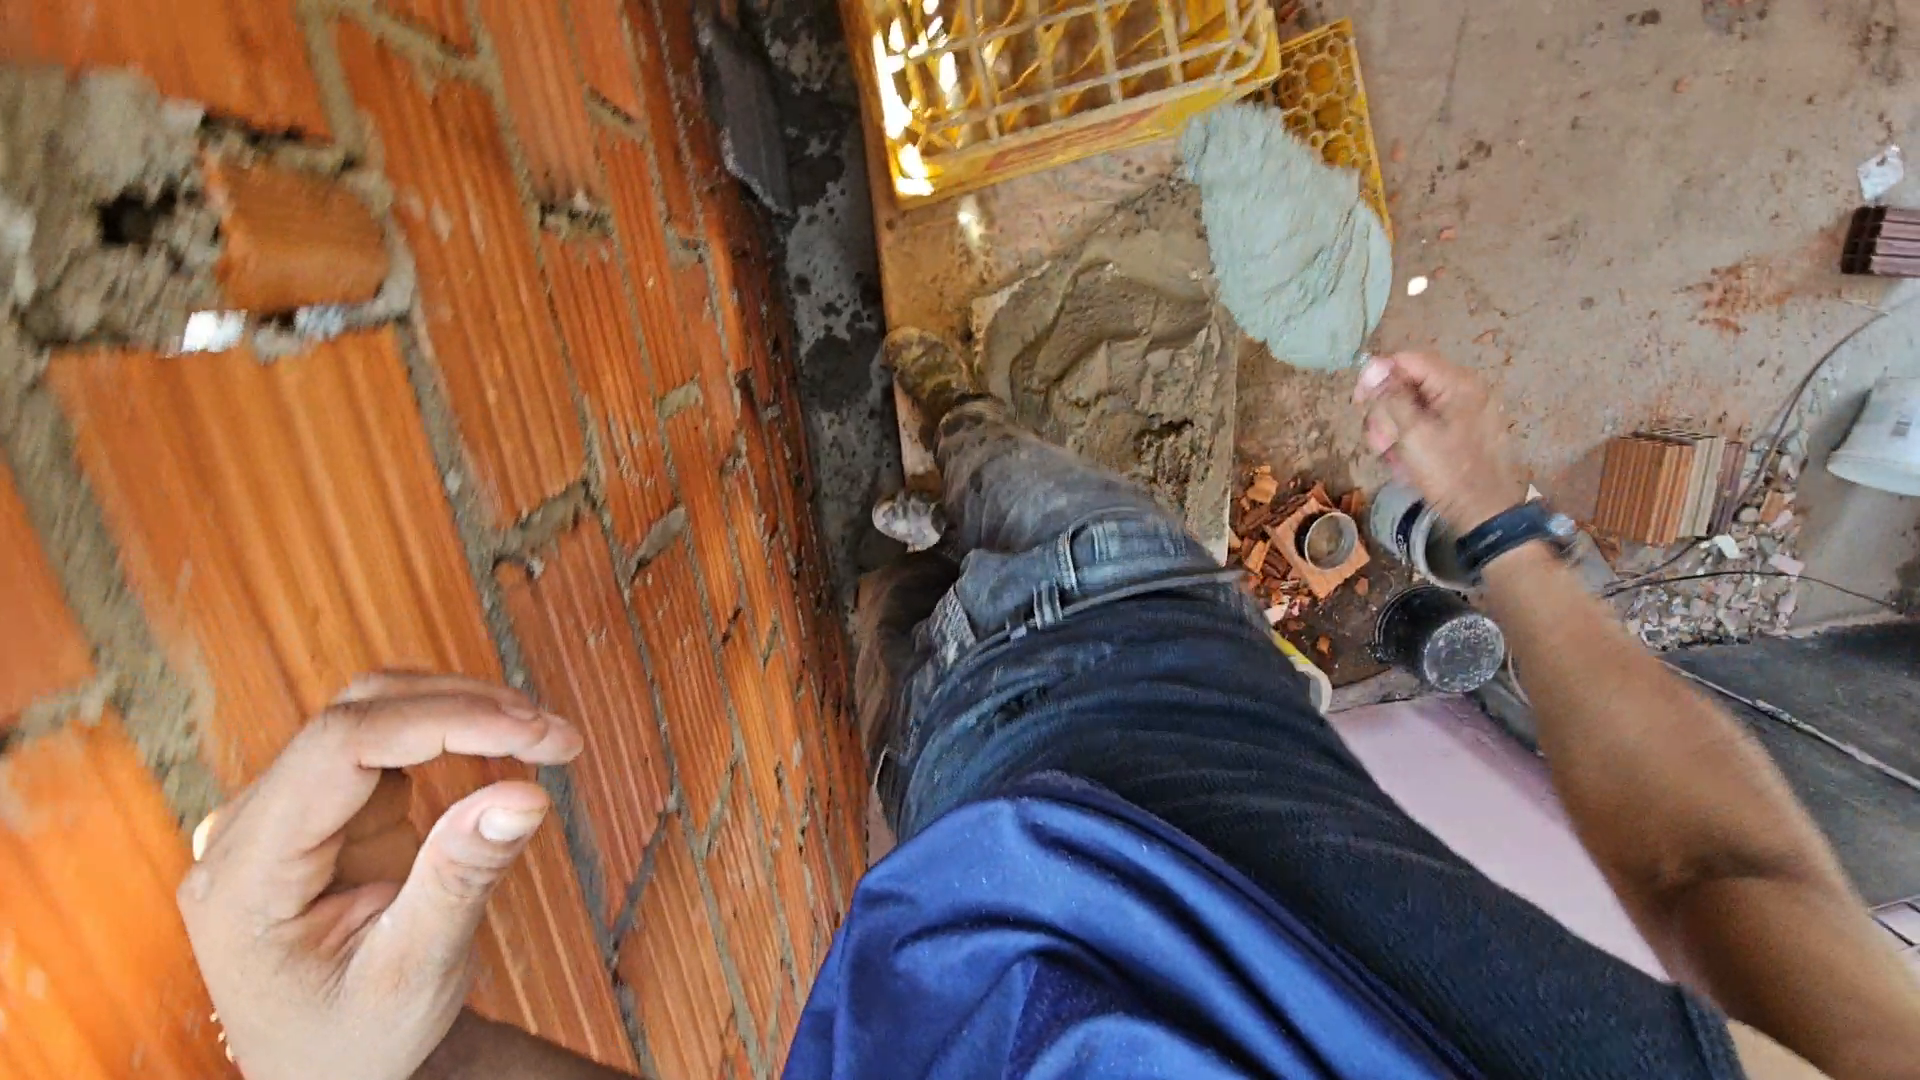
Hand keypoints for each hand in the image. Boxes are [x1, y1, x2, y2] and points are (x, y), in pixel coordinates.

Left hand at [178, 673, 584, 1079]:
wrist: (327, 1068)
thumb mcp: (413, 976)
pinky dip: (459, 726)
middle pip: (362, 713)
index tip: (536, 734)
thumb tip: (526, 793)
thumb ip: (461, 879)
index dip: (448, 721)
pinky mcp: (329, 803)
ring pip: (378, 707)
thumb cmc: (355, 1039)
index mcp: (246, 877)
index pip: (344, 747)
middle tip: (557, 738)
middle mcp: (251, 828)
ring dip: (467, 708)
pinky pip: (394, 733)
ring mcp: (287, 810)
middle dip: (470, 709)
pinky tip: (504, 747)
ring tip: (541, 737)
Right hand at [1353, 351, 1527, 532]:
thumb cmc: (1448, 473)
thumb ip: (1391, 397)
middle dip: (1385, 410)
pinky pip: (1425, 422)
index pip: (1407, 360)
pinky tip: (1405, 460)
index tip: (1358, 401)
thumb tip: (1372, 366)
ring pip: (1412, 405)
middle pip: (1408, 383)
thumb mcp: (1412, 434)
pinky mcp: (1462, 431)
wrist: (1484, 513)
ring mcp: (1465, 411)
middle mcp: (1464, 391)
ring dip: (1393, 428)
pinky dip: (1408, 438)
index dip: (1377, 376)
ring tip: (1392, 456)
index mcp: (1458, 385)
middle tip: (1379, 440)